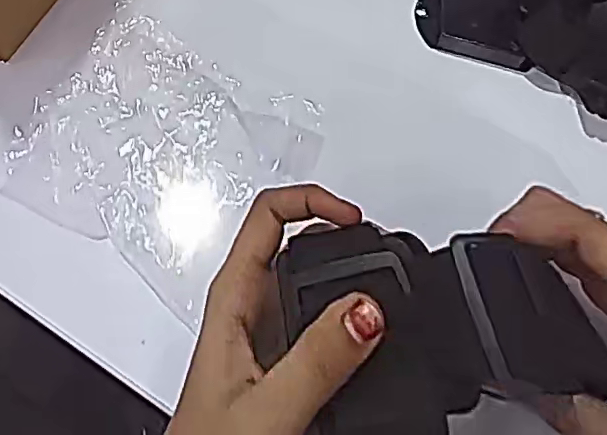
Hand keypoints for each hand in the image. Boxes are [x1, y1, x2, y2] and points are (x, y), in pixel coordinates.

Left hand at [167, 185, 387, 434]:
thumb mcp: (269, 407)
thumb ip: (317, 360)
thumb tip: (363, 309)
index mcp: (232, 294)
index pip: (266, 213)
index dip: (309, 199)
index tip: (352, 215)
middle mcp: (245, 301)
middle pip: (286, 233)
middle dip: (329, 226)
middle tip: (371, 239)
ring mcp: (263, 328)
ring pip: (302, 272)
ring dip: (337, 268)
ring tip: (374, 274)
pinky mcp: (278, 357)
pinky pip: (313, 314)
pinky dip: (340, 309)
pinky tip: (363, 325)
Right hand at [491, 187, 606, 434]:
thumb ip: (579, 409)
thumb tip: (524, 379)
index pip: (593, 230)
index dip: (534, 221)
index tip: (494, 235)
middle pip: (587, 223)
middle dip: (529, 221)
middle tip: (488, 242)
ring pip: (587, 241)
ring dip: (539, 238)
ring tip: (499, 252)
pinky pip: (592, 267)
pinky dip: (554, 258)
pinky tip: (531, 270)